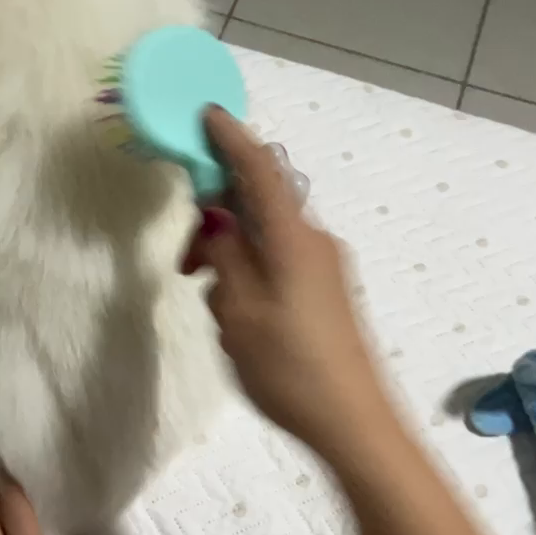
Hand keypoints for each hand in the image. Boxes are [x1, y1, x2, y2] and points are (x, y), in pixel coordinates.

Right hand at [195, 106, 390, 449]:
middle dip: (216, 217)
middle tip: (185, 265)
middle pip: (259, 204)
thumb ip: (224, 258)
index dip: (230, 140)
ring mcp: (323, 268)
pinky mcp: (324, 293)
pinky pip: (276, 263)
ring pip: (264, 238)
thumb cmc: (288, 366)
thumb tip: (218, 224)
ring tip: (210, 302)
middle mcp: (313, 241)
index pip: (259, 169)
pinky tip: (235, 314)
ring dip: (229, 254)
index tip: (204, 116)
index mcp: (292, 238)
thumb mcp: (240, 312)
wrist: (350, 419)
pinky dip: (247, 272)